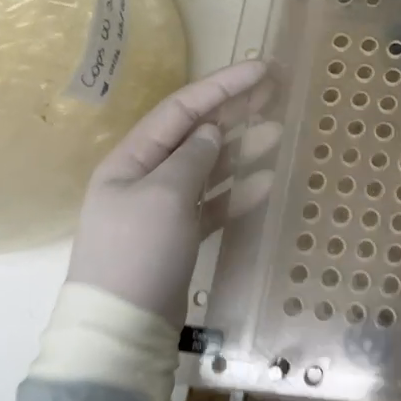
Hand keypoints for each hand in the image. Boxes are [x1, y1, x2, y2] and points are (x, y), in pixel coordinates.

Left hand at [66, 60, 269, 327]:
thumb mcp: (165, 196)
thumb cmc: (138, 253)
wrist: (121, 330)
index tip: (262, 70)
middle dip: (234, 112)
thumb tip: (212, 132)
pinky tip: (267, 182)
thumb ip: (192, 157)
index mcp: (130, 159)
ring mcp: (162, 207)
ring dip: (241, 149)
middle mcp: (144, 176)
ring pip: (209, 167)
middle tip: (276, 93)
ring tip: (278, 133)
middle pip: (196, 133)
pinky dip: (238, 191)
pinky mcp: (179, 235)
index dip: (222, 86)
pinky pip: (214, 202)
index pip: (181, 109)